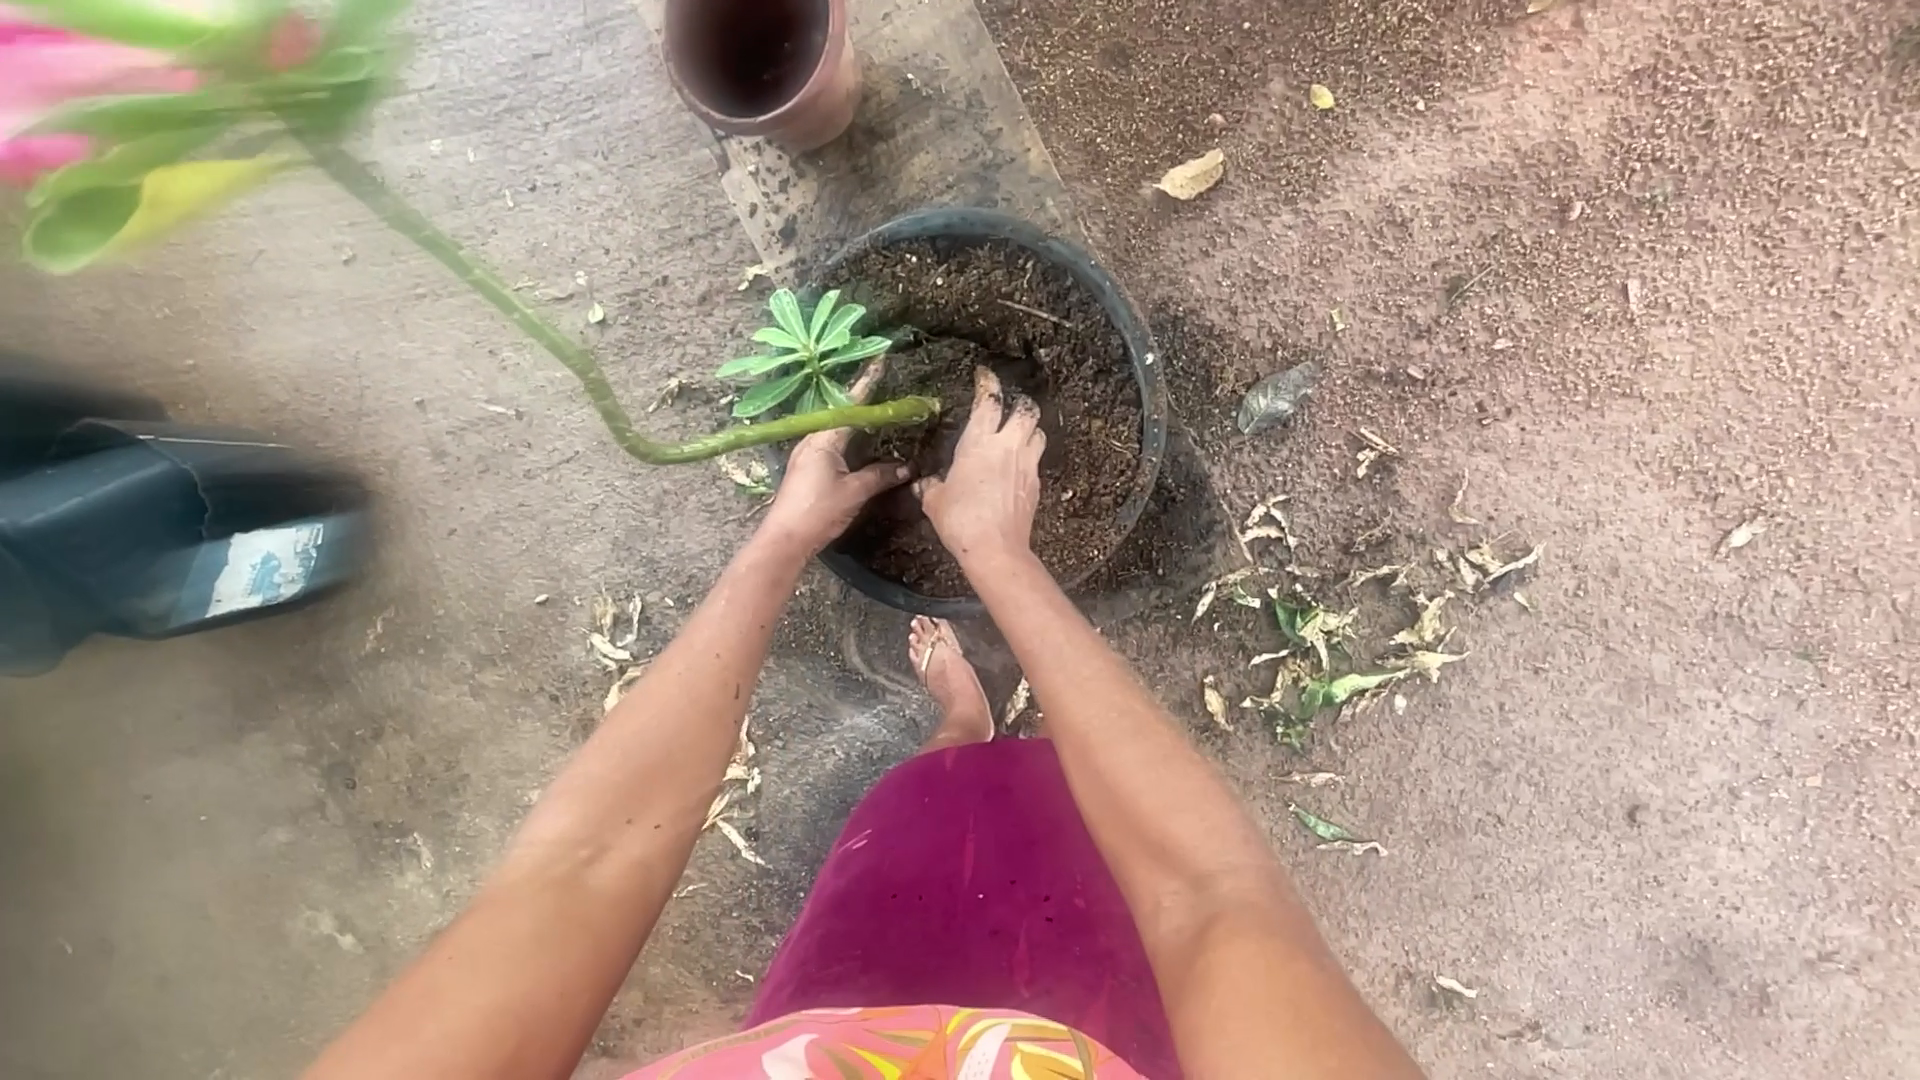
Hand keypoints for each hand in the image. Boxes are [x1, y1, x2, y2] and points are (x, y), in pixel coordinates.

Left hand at [760, 363, 910, 556]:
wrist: (785, 539)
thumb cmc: (818, 512)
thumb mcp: (855, 492)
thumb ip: (881, 476)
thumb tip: (906, 467)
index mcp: (824, 439)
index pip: (851, 406)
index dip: (867, 384)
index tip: (879, 362)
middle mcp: (812, 440)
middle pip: (842, 414)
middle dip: (862, 401)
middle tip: (883, 387)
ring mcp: (807, 454)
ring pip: (836, 430)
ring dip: (855, 422)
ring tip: (877, 413)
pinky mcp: (806, 469)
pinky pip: (831, 445)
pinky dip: (848, 440)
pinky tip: (859, 445)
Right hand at [916, 367, 1044, 566]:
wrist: (995, 548)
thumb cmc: (961, 519)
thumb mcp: (934, 500)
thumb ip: (930, 486)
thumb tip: (924, 483)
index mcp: (979, 442)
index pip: (989, 401)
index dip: (988, 384)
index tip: (985, 376)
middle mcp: (1007, 447)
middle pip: (1026, 410)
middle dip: (1020, 403)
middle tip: (1010, 405)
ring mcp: (1026, 465)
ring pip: (1038, 433)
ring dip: (1030, 428)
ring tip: (1018, 433)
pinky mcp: (1035, 485)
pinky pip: (1036, 461)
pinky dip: (1029, 457)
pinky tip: (1017, 468)